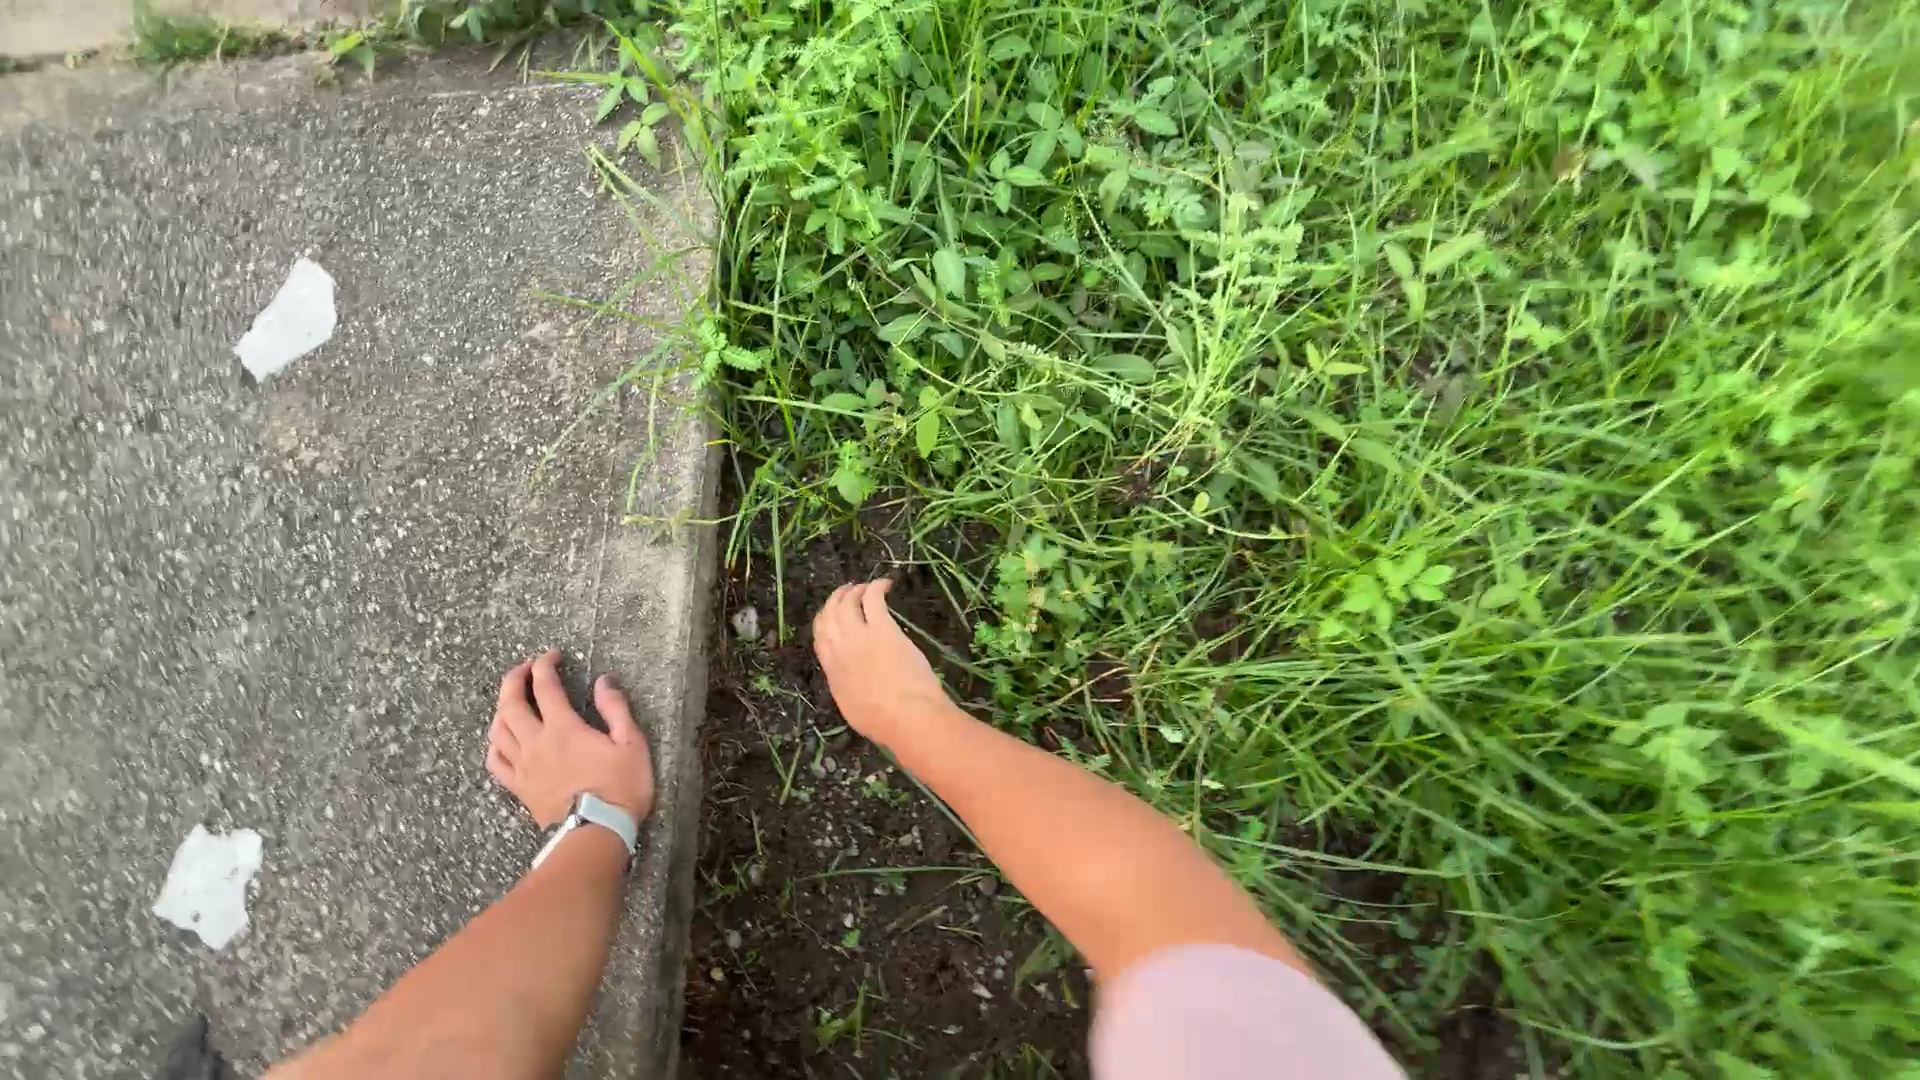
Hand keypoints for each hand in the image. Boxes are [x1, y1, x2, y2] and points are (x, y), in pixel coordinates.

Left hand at [486, 649, 654, 827]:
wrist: (597, 832)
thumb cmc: (620, 787)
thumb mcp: (632, 743)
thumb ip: (615, 709)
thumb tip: (602, 681)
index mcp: (564, 728)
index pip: (545, 687)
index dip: (545, 665)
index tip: (552, 655)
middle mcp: (536, 743)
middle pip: (511, 704)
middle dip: (514, 679)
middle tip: (524, 668)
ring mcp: (523, 767)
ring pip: (497, 731)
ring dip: (501, 708)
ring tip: (512, 700)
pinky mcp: (519, 788)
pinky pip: (496, 762)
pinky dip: (494, 744)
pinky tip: (500, 740)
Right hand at [812, 579, 956, 745]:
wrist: (907, 716)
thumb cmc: (883, 721)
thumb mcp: (852, 707)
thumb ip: (847, 686)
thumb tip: (850, 677)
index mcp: (832, 671)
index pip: (820, 638)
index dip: (824, 621)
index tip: (831, 615)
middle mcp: (840, 649)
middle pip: (829, 615)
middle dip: (835, 600)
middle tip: (846, 592)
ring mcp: (860, 636)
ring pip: (847, 603)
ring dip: (854, 590)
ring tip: (863, 586)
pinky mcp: (883, 628)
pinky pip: (873, 599)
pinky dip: (877, 587)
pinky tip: (885, 583)